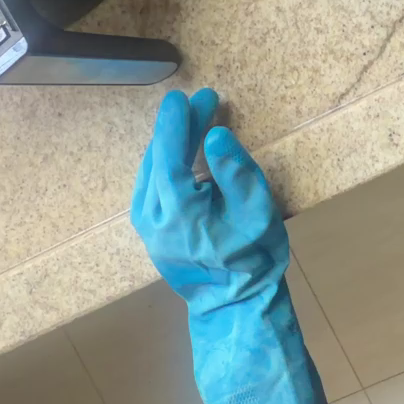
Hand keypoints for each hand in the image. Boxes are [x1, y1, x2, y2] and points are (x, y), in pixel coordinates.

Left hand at [131, 88, 333, 403]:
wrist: (238, 307)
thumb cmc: (253, 256)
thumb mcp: (256, 210)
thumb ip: (235, 171)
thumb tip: (215, 135)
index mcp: (177, 210)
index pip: (169, 154)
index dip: (178, 122)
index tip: (186, 96)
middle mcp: (153, 218)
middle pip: (158, 160)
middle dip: (179, 128)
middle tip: (204, 102)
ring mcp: (148, 229)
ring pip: (150, 174)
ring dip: (171, 144)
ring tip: (194, 121)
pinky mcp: (152, 235)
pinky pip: (151, 188)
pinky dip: (165, 164)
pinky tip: (181, 155)